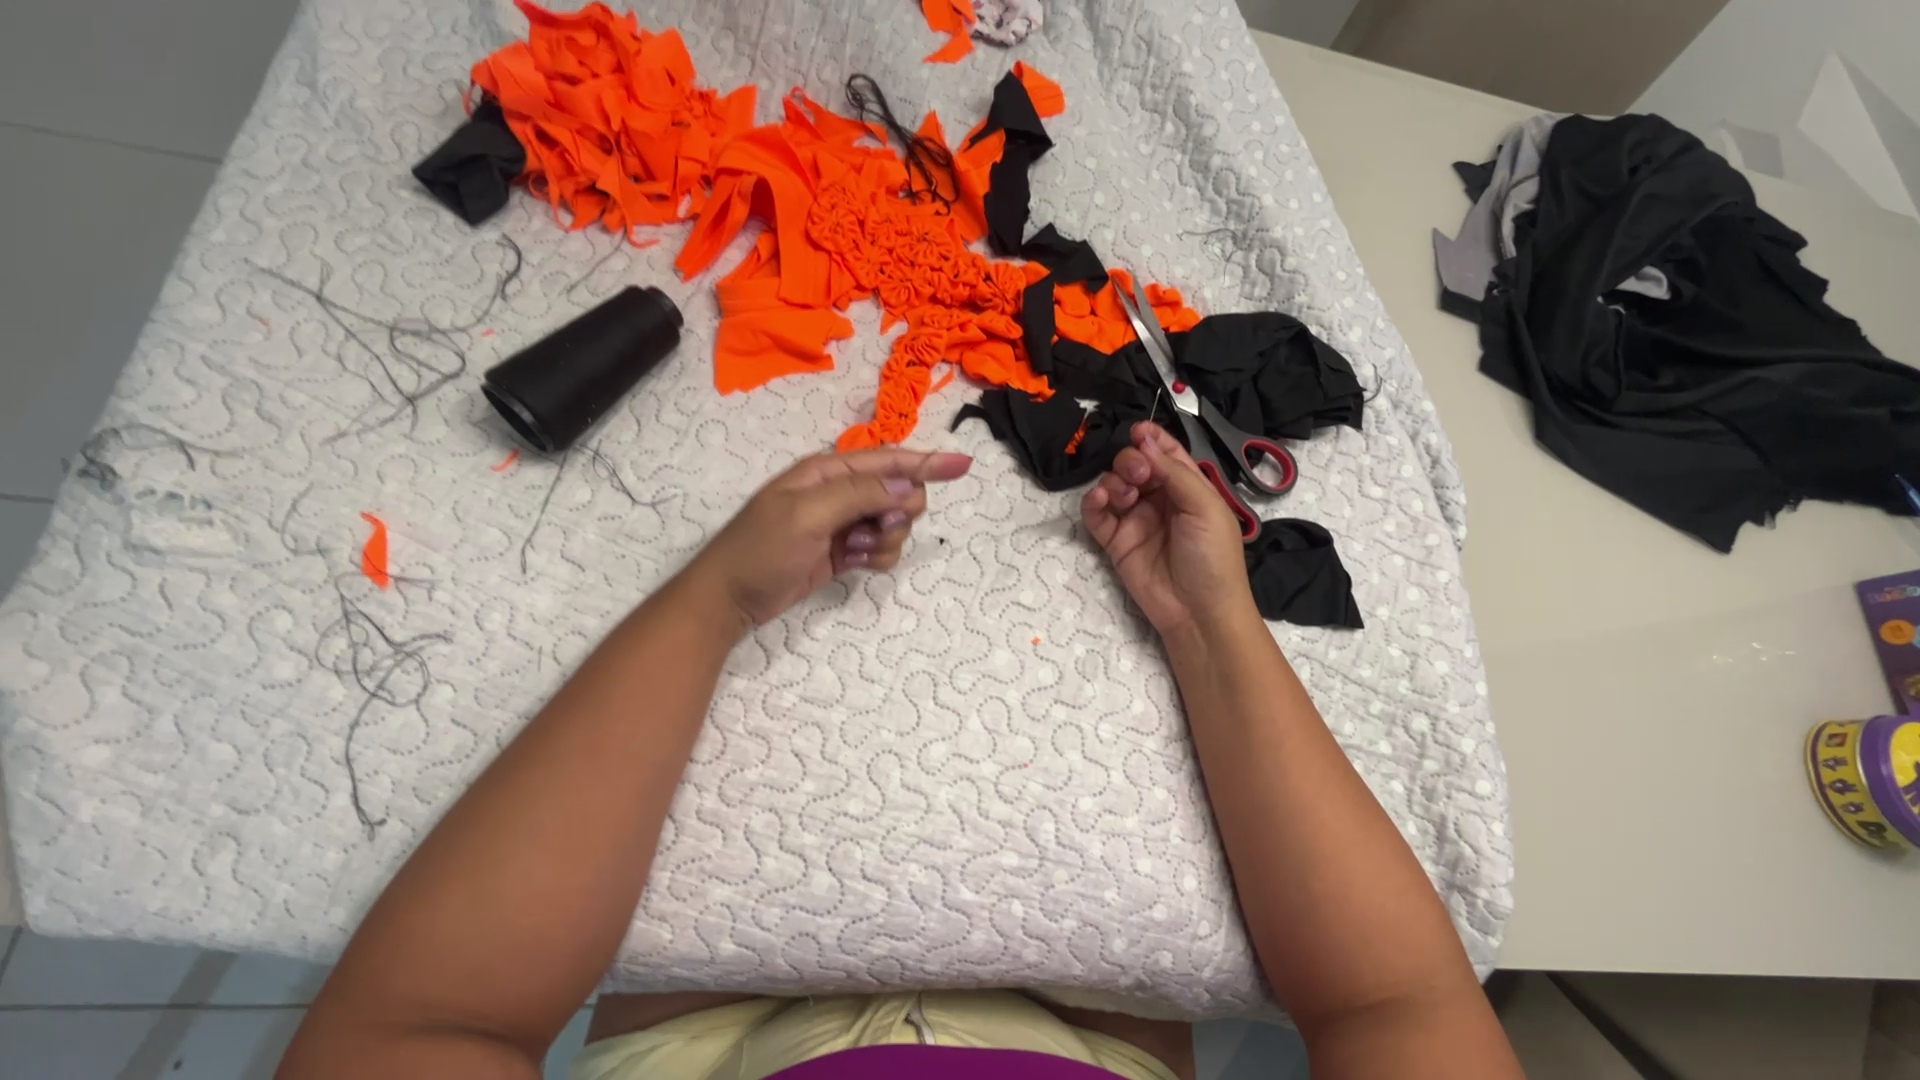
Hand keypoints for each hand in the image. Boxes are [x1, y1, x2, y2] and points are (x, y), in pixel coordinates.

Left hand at [690, 447, 973, 628]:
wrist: (729, 598)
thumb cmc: (760, 550)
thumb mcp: (807, 515)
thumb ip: (859, 495)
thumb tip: (909, 487)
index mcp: (828, 471)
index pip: (890, 461)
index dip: (928, 462)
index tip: (964, 466)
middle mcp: (840, 491)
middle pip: (900, 494)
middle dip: (898, 514)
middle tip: (873, 531)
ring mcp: (843, 523)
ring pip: (894, 524)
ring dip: (885, 540)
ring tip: (853, 553)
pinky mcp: (844, 552)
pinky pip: (882, 549)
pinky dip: (876, 558)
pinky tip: (853, 565)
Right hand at [1081, 422, 1257, 640]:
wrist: (1198, 611)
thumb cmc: (1213, 557)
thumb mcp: (1205, 507)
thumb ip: (1174, 472)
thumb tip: (1144, 441)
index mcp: (1188, 488)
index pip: (1166, 453)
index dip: (1151, 438)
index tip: (1137, 431)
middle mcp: (1159, 500)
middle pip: (1135, 464)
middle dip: (1131, 460)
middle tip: (1138, 473)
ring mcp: (1135, 520)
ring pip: (1113, 484)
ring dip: (1114, 480)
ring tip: (1124, 496)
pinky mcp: (1114, 541)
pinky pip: (1096, 514)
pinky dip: (1093, 501)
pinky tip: (1100, 500)